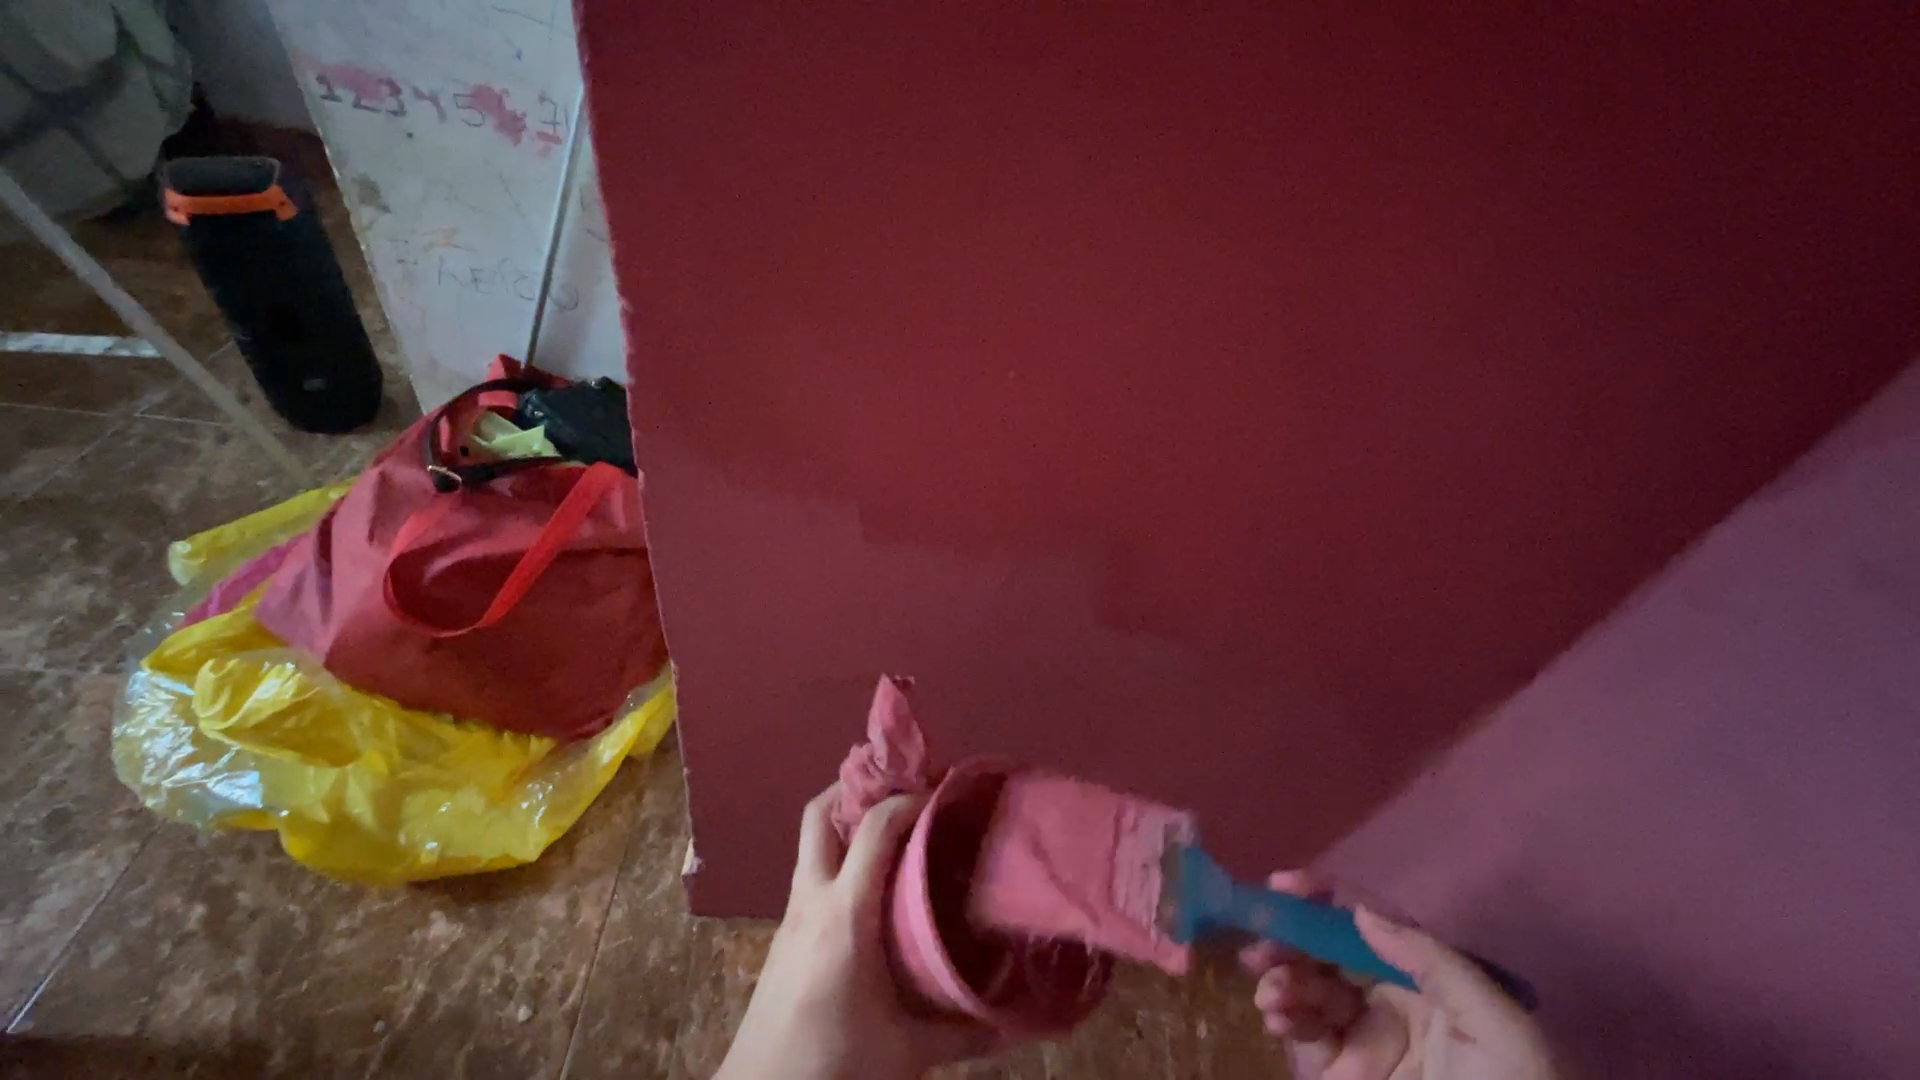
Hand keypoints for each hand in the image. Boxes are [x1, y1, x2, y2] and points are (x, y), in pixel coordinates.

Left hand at [716, 784, 994, 1079]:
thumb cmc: (831, 1065)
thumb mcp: (905, 1052)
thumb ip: (963, 1032)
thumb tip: (1014, 1021)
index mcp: (846, 914)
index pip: (874, 827)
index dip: (909, 799)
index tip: (944, 795)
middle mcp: (812, 898)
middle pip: (820, 812)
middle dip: (857, 787)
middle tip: (903, 789)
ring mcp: (792, 913)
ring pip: (812, 840)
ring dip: (846, 820)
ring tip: (893, 827)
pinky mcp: (785, 932)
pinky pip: (813, 870)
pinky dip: (839, 854)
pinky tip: (871, 882)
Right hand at [1240, 872, 1555, 1079]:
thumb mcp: (1494, 1025)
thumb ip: (1432, 961)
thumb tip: (1361, 913)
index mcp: (1426, 975)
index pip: (1367, 921)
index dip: (1324, 897)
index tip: (1281, 885)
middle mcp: (1389, 996)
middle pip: (1327, 950)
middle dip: (1289, 941)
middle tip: (1261, 950)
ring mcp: (1364, 1034)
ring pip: (1309, 987)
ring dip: (1281, 980)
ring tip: (1269, 995)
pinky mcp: (1342, 1071)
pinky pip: (1304, 1033)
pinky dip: (1282, 1017)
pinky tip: (1275, 1017)